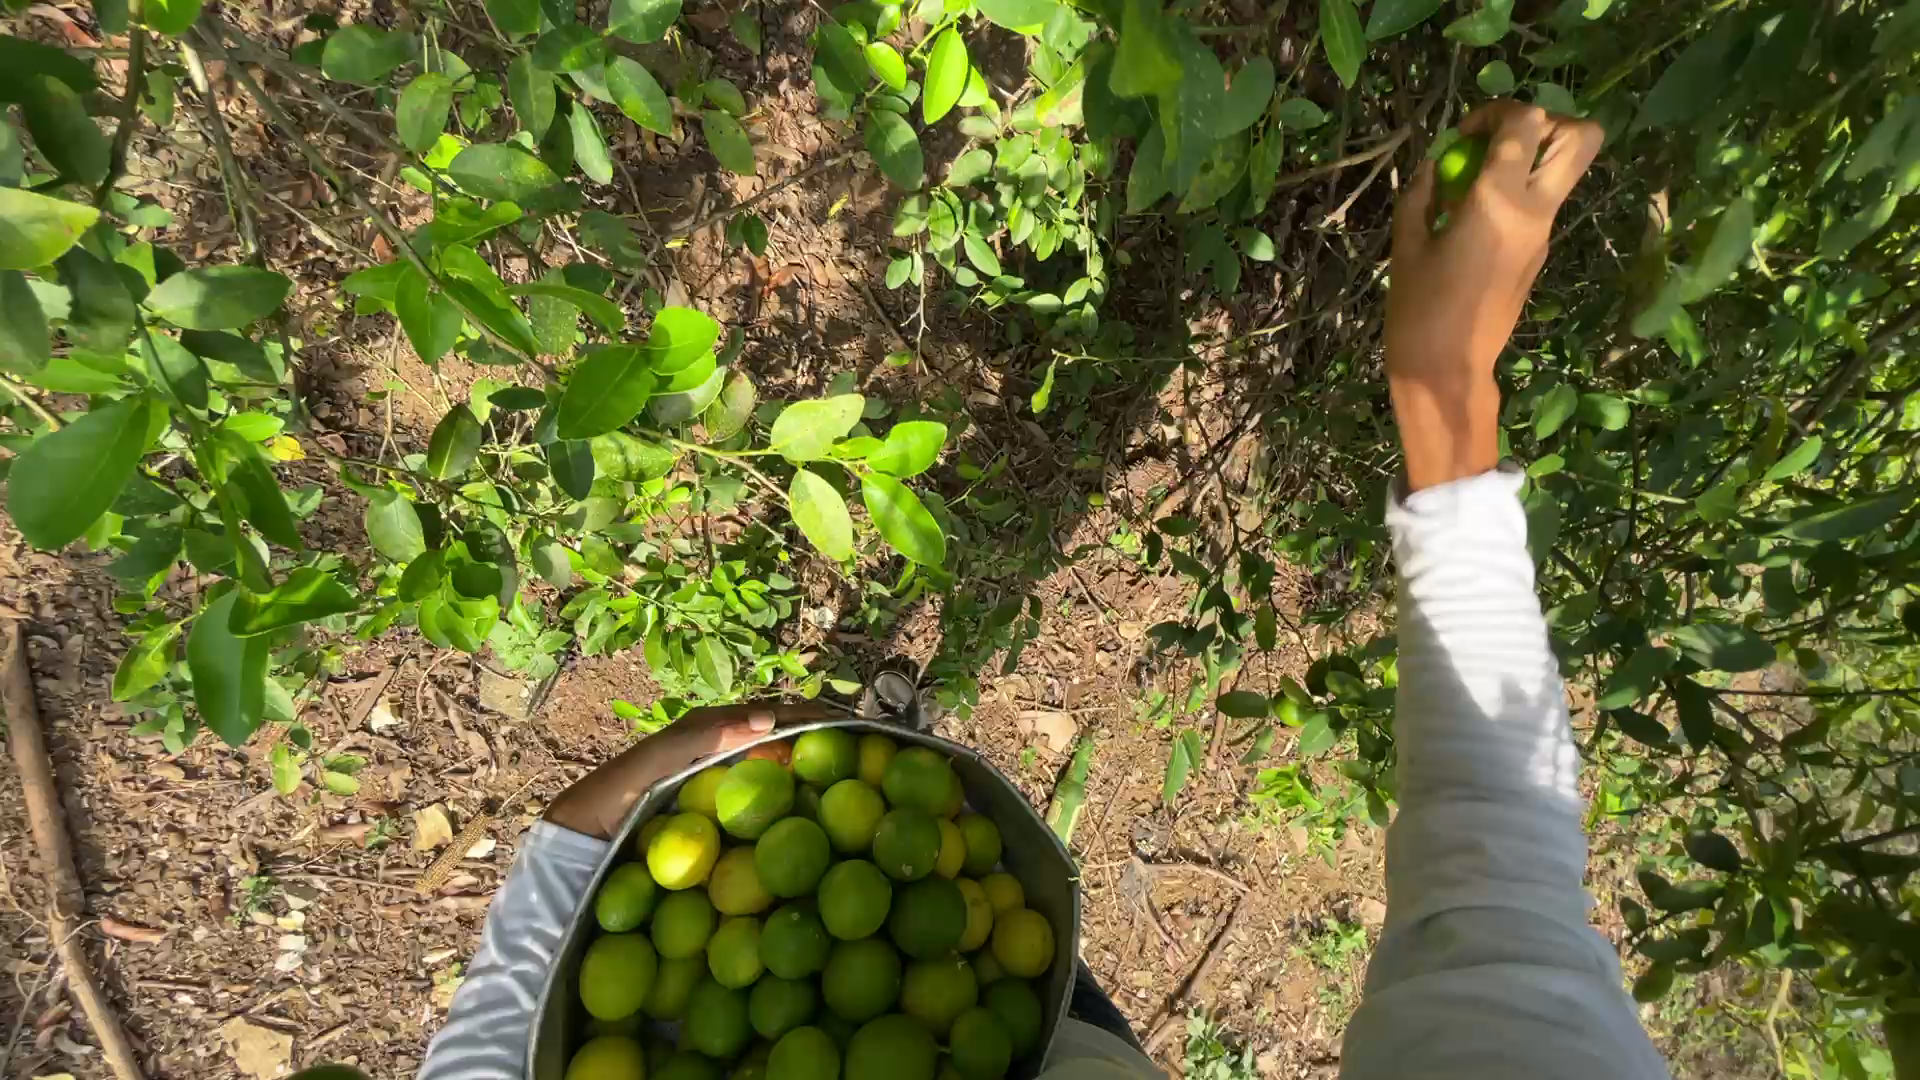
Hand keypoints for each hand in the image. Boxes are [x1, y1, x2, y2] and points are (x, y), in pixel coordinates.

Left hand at [542, 701, 832, 839]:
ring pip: (777, 772)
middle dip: (822, 738)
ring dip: (813, 768)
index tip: (849, 721)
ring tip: (854, 778)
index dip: (810, 713)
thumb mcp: (653, 760)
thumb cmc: (612, 797)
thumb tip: (768, 719)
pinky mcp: (719, 818)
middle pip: (782, 741)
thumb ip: (701, 737)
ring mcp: (723, 788)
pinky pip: (763, 806)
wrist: (579, 845)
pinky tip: (812, 816)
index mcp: (713, 731)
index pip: (772, 715)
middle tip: (865, 749)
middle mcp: (723, 754)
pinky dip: (792, 801)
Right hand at [1386, 101, 1602, 491]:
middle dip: (1541, 127)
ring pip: (1561, 172)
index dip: (1496, 113)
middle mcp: (1534, 210)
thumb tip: (1434, 165)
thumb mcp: (1406, 250)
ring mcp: (1543, 233)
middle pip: (1577, 137)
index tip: (1464, 133)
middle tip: (1498, 147)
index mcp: (1497, 203)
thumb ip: (1420, 199)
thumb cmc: (1416, 311)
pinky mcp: (1538, 254)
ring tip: (1472, 191)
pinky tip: (1468, 228)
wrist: (1446, 367)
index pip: (1524, 124)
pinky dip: (1513, 199)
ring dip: (1527, 164)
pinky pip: (1538, 206)